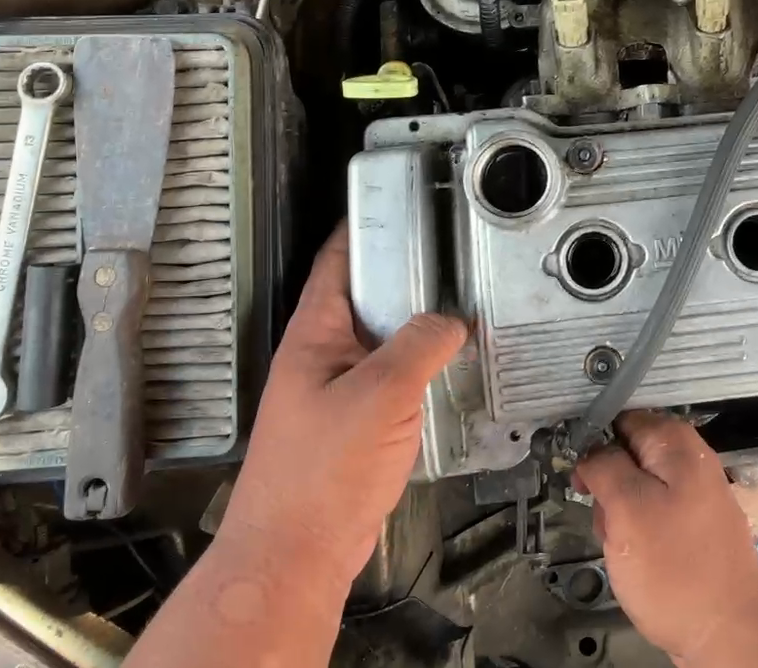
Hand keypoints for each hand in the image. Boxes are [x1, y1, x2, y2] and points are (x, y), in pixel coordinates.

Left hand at [216, 222, 466, 584]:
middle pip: (368, 296)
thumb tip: (450, 322)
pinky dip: (420, 365)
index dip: (364, 225)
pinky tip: (448, 366)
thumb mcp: (380, 394)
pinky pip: (393, 377)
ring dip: (418, 324)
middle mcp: (324, 354)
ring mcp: (339, 388)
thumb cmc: (320, 474)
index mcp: (315, 333)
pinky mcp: (357, 421)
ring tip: (459, 307)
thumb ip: (419, 347)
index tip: (398, 203)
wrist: (298, 554)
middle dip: (407, 275)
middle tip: (451, 257)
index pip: (337, 260)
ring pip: (385, 338)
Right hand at [573, 411, 757, 667]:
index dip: (593, 445)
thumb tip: (590, 446)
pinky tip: (640, 560)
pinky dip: (638, 535)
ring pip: (636, 492)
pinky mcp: (694, 525)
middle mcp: (690, 459)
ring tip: (627, 547)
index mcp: (676, 442)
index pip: (620, 420)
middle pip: (627, 457)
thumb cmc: (675, 568)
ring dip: (620, 517)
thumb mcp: (626, 508)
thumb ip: (604, 465)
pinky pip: (652, 517)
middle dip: (608, 488)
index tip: (581, 478)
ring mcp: (695, 493)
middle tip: (610, 522)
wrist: (727, 633)